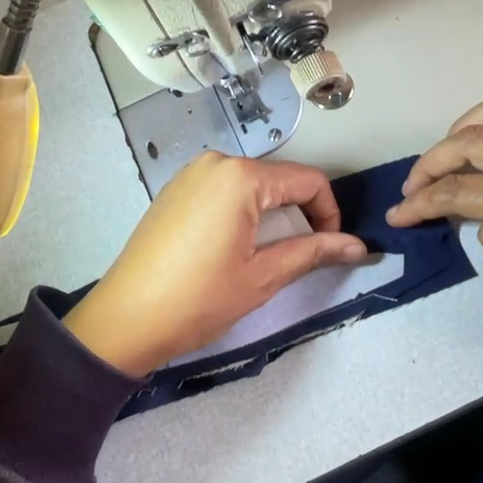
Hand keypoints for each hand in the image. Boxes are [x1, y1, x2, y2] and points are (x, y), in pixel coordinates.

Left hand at [64, 153, 367, 376]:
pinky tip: (232, 252)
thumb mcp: (263, 277)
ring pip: (252, 188)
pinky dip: (241, 215)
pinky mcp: (175, 191)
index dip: (329, 214)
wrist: (124, 319)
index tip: (330, 249)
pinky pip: (224, 192)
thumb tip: (357, 245)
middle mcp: (215, 163)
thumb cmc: (198, 299)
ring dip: (270, 218)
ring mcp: (191, 174)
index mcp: (240, 177)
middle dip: (299, 217)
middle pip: (279, 181)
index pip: (308, 181)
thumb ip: (313, 252)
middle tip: (297, 260)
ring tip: (263, 260)